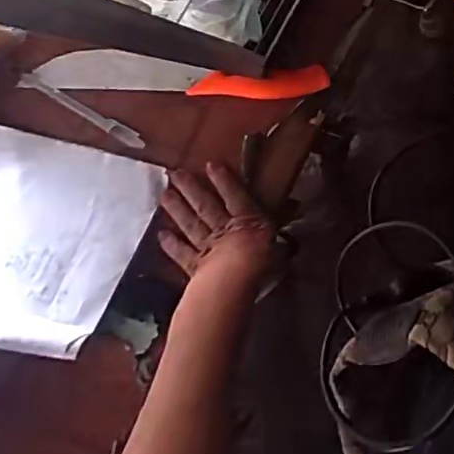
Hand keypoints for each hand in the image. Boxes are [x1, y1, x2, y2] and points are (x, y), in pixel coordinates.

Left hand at [158, 162, 280, 287]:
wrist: (233, 288)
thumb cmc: (263, 267)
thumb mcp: (281, 253)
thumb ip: (282, 245)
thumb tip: (291, 242)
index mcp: (248, 223)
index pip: (236, 197)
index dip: (225, 181)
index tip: (210, 164)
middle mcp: (225, 231)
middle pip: (206, 206)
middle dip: (191, 189)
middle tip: (174, 173)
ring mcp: (207, 249)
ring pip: (192, 225)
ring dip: (178, 210)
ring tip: (165, 195)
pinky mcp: (195, 268)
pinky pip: (182, 253)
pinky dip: (172, 245)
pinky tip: (161, 235)